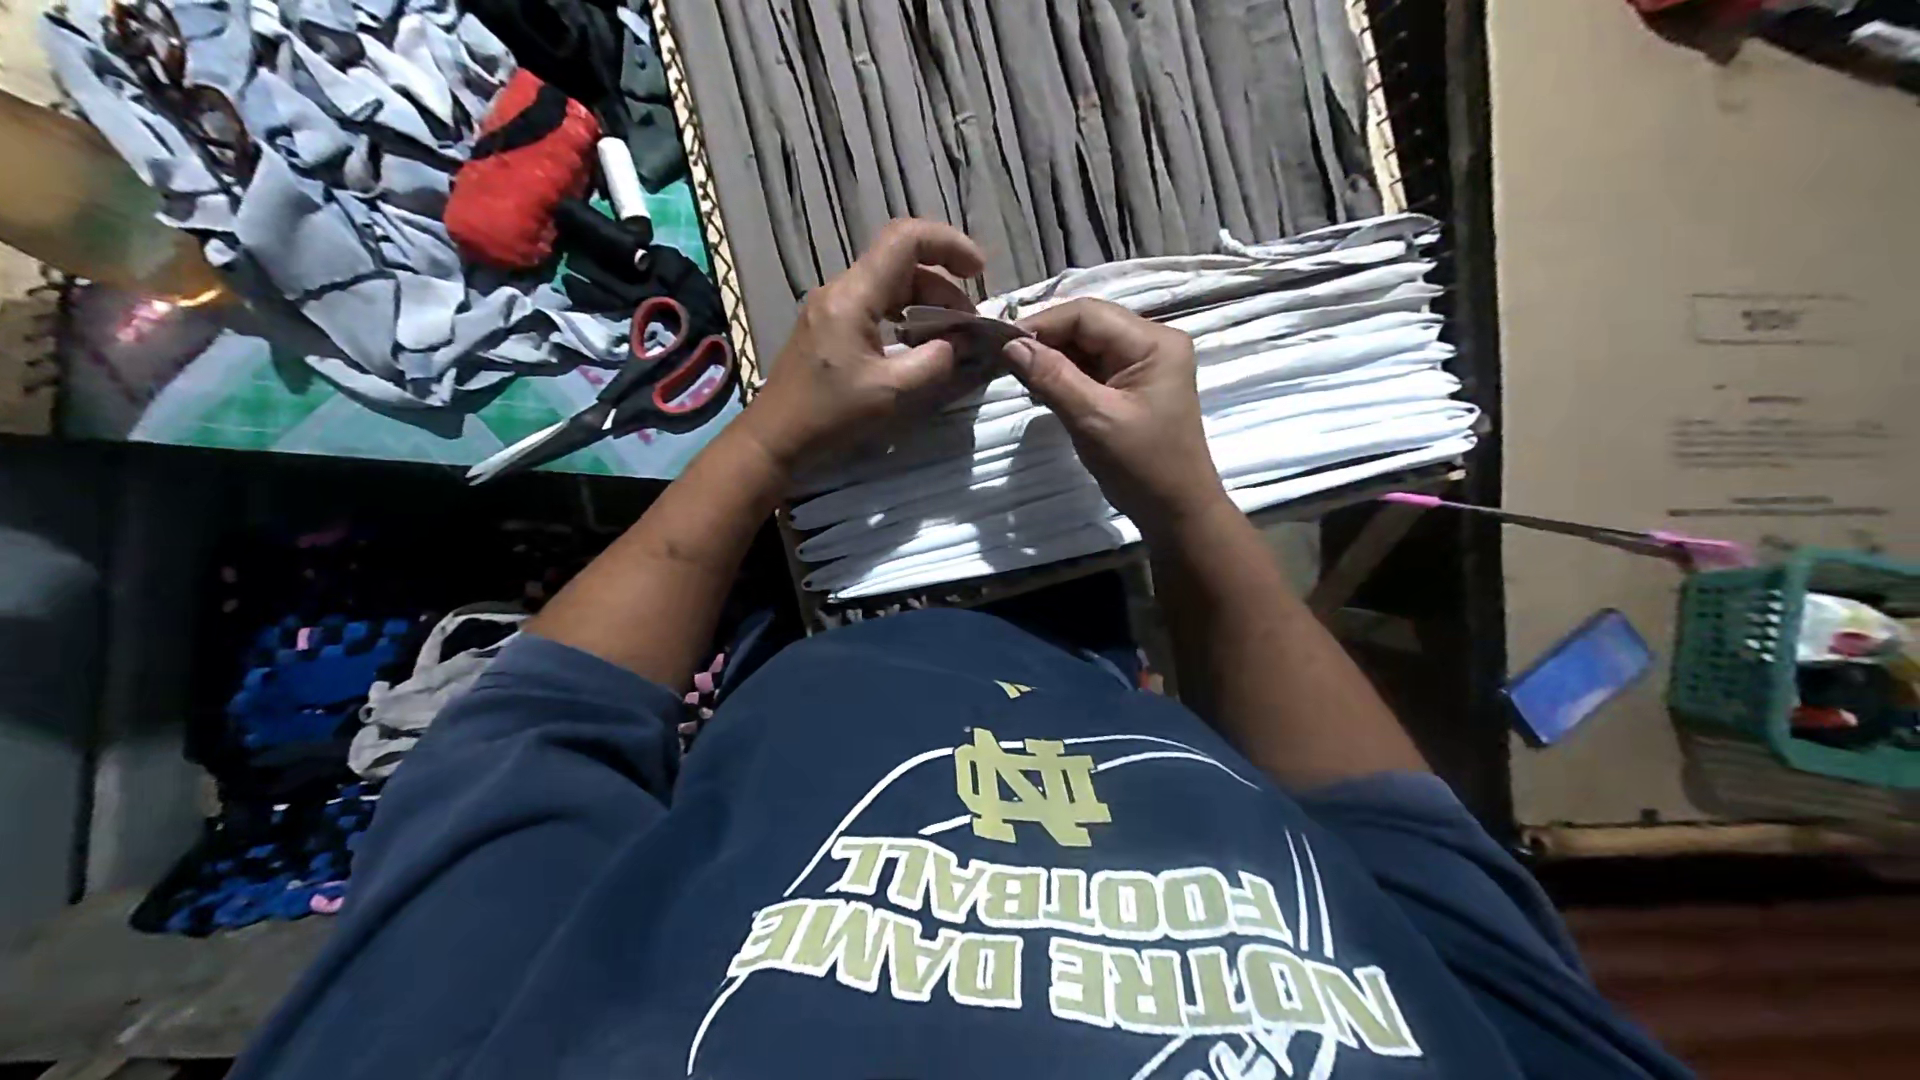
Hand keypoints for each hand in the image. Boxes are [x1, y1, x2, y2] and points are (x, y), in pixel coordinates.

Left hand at [736, 219, 985, 471]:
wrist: (775, 439)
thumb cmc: (830, 416)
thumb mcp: (891, 392)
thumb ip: (935, 362)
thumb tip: (961, 342)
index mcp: (852, 296)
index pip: (904, 240)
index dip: (948, 243)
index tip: (978, 270)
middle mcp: (839, 291)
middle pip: (900, 262)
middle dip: (943, 285)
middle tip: (969, 323)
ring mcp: (830, 308)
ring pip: (888, 284)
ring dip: (925, 301)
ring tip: (950, 335)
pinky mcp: (828, 327)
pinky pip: (874, 305)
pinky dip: (904, 315)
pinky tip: (917, 343)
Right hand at [1003, 299, 1227, 533]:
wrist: (1175, 510)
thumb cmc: (1142, 466)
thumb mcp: (1093, 420)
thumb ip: (1052, 378)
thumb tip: (1010, 346)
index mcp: (1153, 343)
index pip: (1088, 314)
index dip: (1042, 324)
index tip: (1001, 345)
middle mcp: (1152, 342)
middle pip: (1087, 325)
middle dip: (1045, 341)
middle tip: (1005, 361)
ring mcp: (1143, 364)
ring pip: (1086, 346)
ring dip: (1052, 359)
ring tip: (1020, 376)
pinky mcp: (1131, 385)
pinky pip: (1091, 368)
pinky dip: (1064, 375)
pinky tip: (1042, 389)